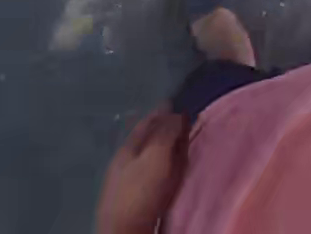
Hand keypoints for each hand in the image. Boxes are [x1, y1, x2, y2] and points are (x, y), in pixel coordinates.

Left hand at [95, 106, 187, 233]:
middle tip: (185, 123)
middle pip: (149, 140)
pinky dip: (167, 171)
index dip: (163, 111)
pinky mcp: (136, 205)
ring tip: (183, 146)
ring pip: (152, 160)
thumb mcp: (156, 155)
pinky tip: (174, 175)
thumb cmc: (140, 192)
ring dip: (168, 151)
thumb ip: (168, 131)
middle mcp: (125, 164)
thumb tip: (178, 114)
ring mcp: (129, 185)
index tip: (179, 103)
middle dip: (166, 130)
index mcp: (126, 148)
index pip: (147, 121)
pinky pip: (156, 179)